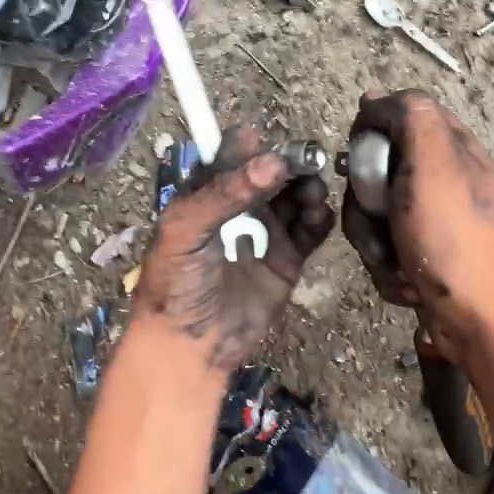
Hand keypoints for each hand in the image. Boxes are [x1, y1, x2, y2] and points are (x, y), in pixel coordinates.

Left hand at [133, 127, 333, 371]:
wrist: (188, 346)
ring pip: (294, 197)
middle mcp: (238, 207)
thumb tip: (272, 162)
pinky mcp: (286, 260)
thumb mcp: (185, 230)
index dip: (253, 147)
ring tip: (312, 192)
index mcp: (206, 193)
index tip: (271, 146)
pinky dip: (318, 218)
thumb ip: (224, 193)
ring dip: (307, 187)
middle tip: (306, 163)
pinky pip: (309, 231)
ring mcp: (264, 233)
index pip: (233, 156)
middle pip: (272, 173)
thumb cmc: (175, 282)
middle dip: (290, 164)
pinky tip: (318, 214)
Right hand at [341, 90, 493, 359]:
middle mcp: (440, 180)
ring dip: (375, 244)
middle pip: (373, 172)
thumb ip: (408, 116)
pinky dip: (389, 271)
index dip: (369, 136)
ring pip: (372, 217)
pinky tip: (409, 285)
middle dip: (366, 203)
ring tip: (398, 264)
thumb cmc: (457, 237)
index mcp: (448, 147)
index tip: (363, 163)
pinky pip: (383, 253)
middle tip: (382, 220)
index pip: (394, 115)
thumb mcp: (434, 161)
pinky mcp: (422, 259)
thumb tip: (374, 98)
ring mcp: (431, 222)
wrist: (487, 321)